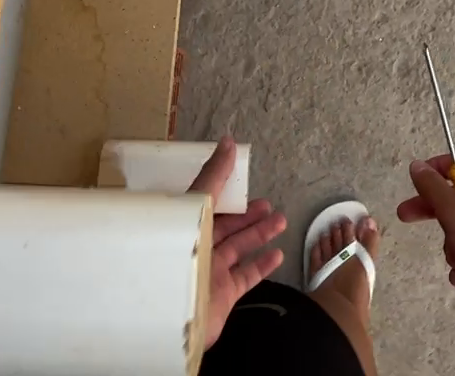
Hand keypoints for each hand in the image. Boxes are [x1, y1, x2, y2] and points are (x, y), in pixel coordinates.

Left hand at [189, 137, 285, 346]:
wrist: (174, 312)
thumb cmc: (182, 251)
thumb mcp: (197, 207)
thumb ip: (213, 176)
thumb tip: (227, 142)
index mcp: (187, 224)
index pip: (208, 203)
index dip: (225, 192)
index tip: (243, 181)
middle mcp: (199, 246)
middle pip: (226, 226)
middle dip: (248, 214)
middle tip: (267, 204)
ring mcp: (212, 271)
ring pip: (240, 247)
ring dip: (260, 233)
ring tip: (280, 220)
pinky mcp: (223, 295)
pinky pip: (246, 276)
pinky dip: (262, 265)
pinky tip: (277, 254)